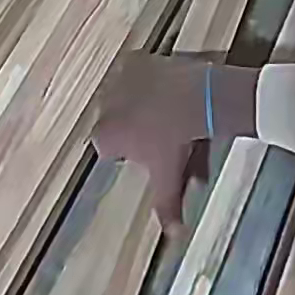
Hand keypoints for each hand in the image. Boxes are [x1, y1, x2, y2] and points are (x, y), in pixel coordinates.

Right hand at [91, 54, 257, 229]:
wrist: (192, 98)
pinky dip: (141, 74)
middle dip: (127, 124)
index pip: (106, 147)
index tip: (145, 151)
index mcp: (104, 135)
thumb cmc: (175, 141)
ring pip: (119, 92)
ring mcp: (115, 78)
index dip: (125, 150)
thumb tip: (175, 237)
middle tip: (154, 129)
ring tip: (158, 104)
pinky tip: (159, 81)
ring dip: (132, 98)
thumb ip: (166, 206)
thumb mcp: (169, 177)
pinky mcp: (131, 58)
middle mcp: (102, 106)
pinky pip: (131, 68)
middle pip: (110, 118)